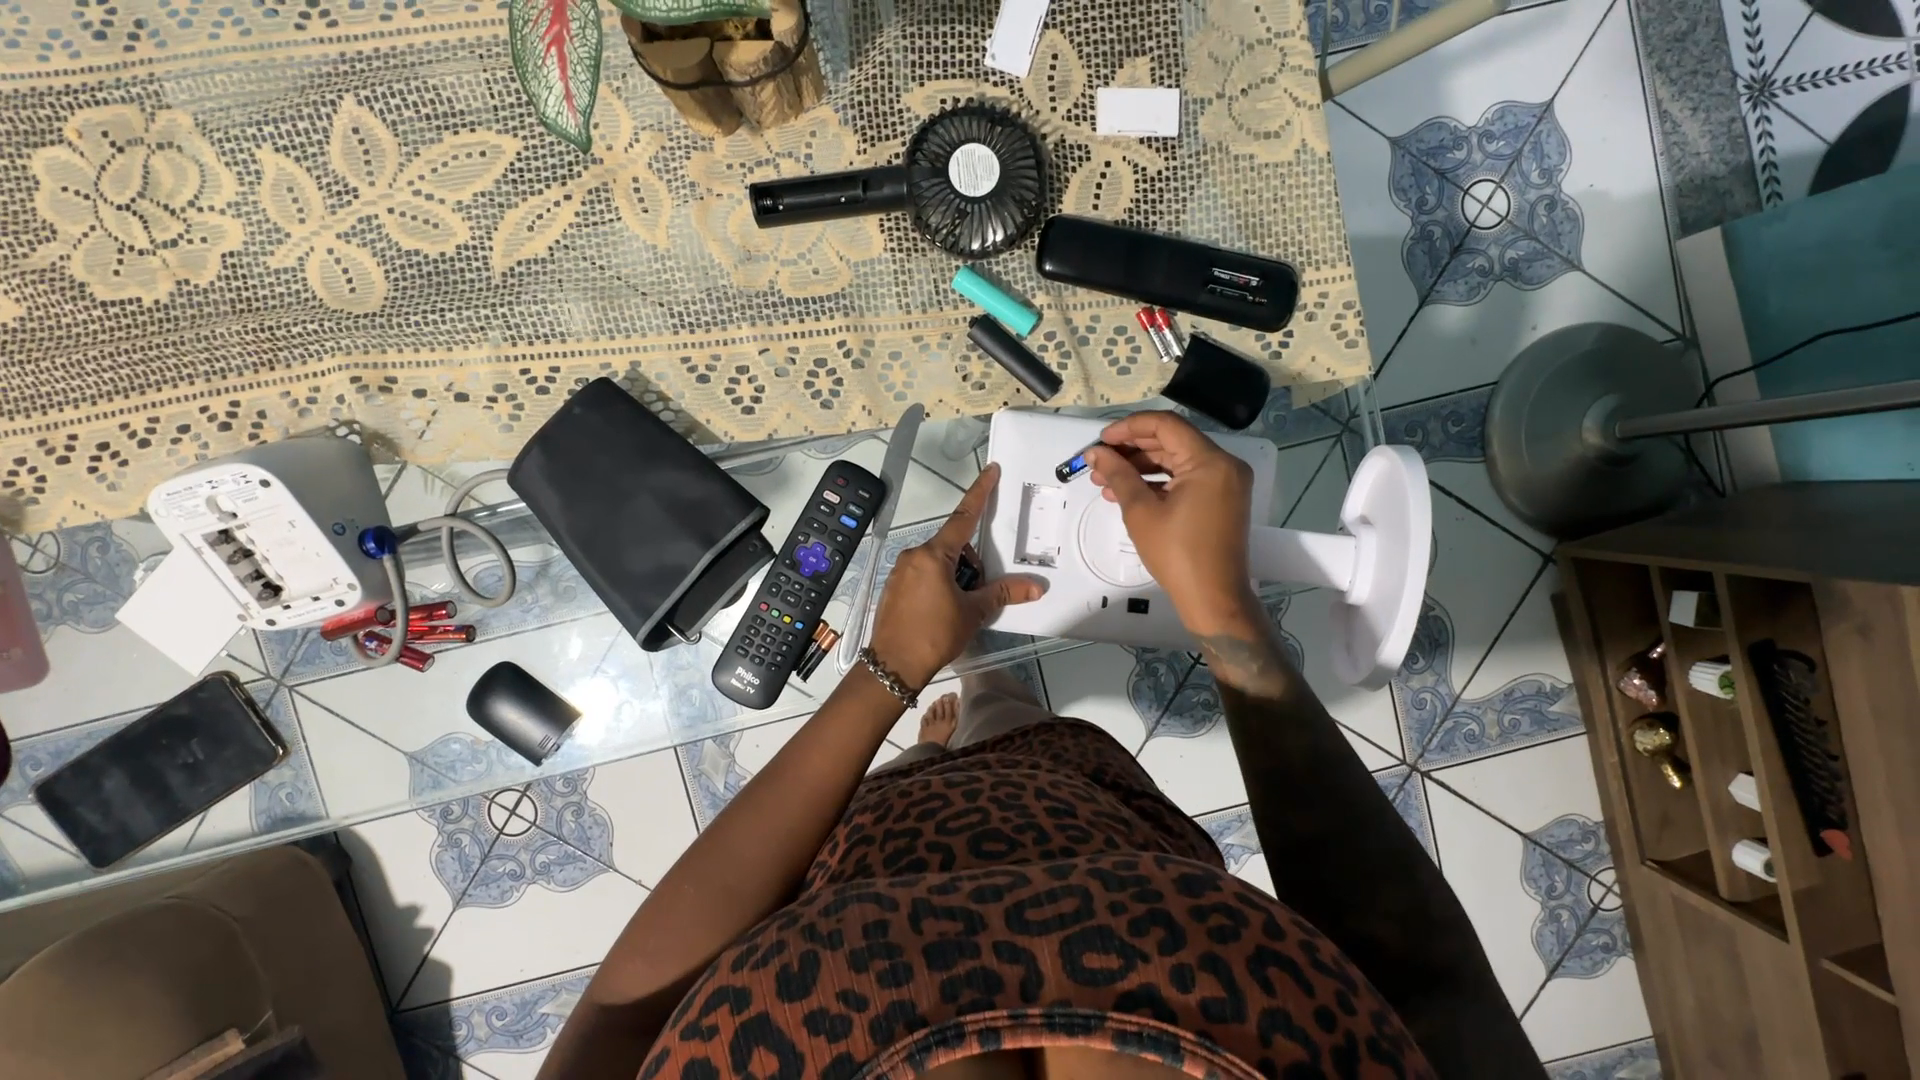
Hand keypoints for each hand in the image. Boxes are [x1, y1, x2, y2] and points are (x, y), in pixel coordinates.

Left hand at [868, 463, 1043, 689]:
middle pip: (952, 547)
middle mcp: (913, 556)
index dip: (980, 493)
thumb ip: (1003, 594)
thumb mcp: (973, 613)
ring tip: (958, 609)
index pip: (963, 517)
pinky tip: (941, 613)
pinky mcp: (893, 588)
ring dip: (955, 578)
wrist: (892, 665)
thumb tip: (1036, 587)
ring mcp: (900, 572)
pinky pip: (923, 576)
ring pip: (938, 563)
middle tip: (976, 594)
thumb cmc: (934, 634)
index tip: (991, 471)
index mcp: (933, 555)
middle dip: (970, 565)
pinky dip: (939, 586)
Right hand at [1085, 411, 1258, 635]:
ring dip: (1141, 466)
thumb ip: (1118, 475)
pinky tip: (1126, 492)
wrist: (1213, 598)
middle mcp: (1224, 464)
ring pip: (1177, 460)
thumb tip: (1096, 453)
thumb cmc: (1177, 555)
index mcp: (1210, 462)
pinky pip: (1187, 479)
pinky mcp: (1221, 499)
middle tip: (1099, 461)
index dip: (1130, 428)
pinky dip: (1158, 482)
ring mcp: (1226, 482)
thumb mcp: (1141, 512)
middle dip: (1132, 449)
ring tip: (1105, 480)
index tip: (1102, 440)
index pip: (1166, 425)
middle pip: (1172, 441)